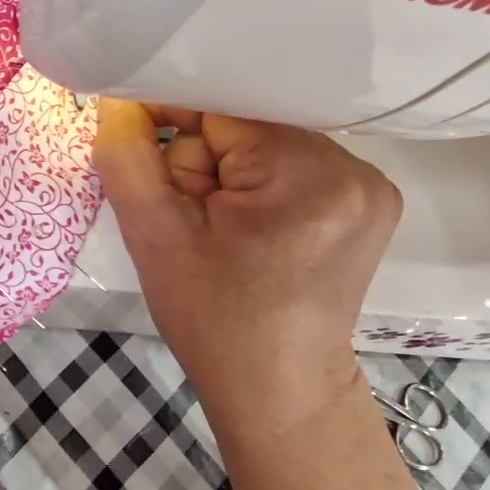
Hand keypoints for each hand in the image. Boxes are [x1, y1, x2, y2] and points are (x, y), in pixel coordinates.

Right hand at [92, 100, 400, 414]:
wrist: (277, 389)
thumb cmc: (211, 319)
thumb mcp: (152, 234)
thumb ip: (127, 154)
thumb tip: (118, 99)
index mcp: (307, 172)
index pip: (218, 108)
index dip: (171, 128)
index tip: (148, 165)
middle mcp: (354, 167)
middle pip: (244, 125)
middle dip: (203, 161)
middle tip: (191, 221)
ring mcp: (371, 185)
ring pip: (265, 144)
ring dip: (229, 173)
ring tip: (220, 232)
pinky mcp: (370, 203)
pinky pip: (292, 166)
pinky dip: (259, 186)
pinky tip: (249, 231)